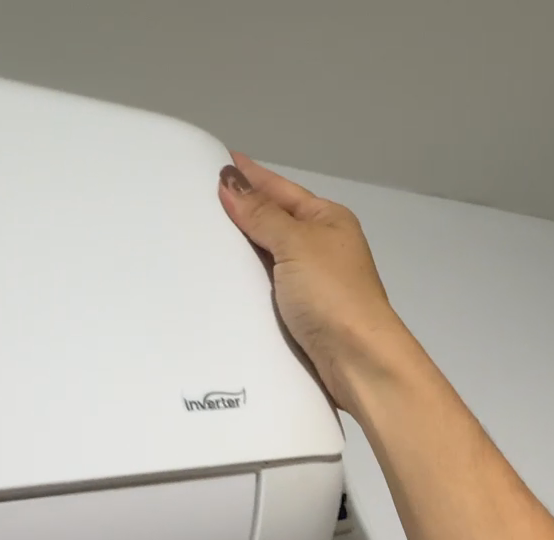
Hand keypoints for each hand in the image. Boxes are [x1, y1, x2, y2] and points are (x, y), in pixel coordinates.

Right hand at [217, 154, 426, 415]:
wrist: (359, 361)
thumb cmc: (332, 294)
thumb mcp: (296, 243)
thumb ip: (261, 214)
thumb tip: (231, 181)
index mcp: (329, 220)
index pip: (281, 190)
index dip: (251, 177)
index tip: (218, 162)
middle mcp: (324, 249)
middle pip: (275, 225)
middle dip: (240, 216)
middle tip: (194, 203)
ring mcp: (315, 286)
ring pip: (270, 262)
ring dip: (242, 256)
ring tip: (198, 242)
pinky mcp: (304, 319)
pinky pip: (269, 294)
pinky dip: (248, 288)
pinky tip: (222, 287)